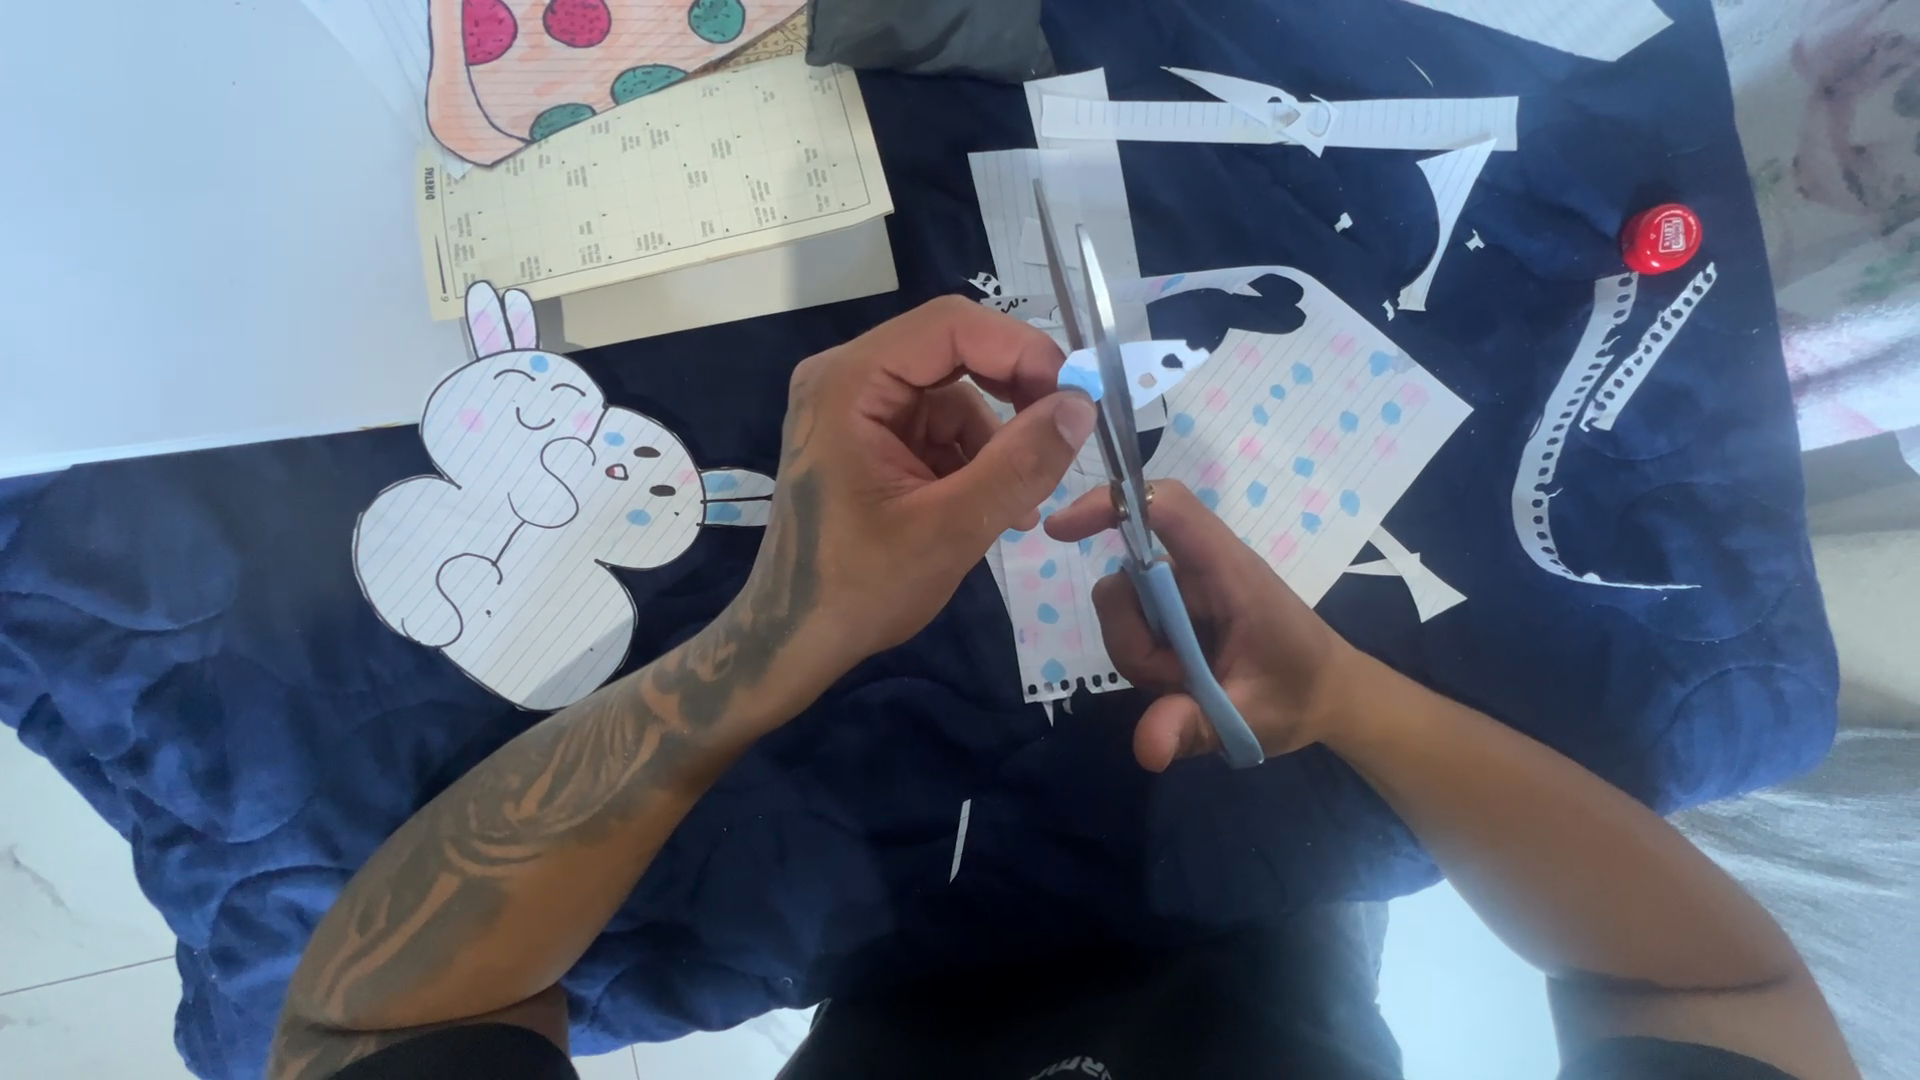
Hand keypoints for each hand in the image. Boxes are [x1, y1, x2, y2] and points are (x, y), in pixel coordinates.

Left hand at [747, 296, 1098, 679]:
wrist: (798, 639)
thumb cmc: (860, 588)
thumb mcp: (950, 528)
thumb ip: (1020, 464)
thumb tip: (1081, 406)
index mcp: (848, 383)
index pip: (950, 326)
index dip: (1021, 349)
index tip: (1074, 395)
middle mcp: (847, 379)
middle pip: (953, 356)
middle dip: (1013, 399)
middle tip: (1059, 442)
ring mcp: (857, 411)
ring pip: (955, 398)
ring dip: (996, 446)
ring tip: (1015, 508)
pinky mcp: (870, 442)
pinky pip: (939, 432)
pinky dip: (974, 464)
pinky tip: (992, 510)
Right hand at [1044, 481, 1355, 770]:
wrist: (1331, 695)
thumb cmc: (1302, 693)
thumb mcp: (1253, 719)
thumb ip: (1197, 726)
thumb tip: (1145, 749)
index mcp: (1228, 572)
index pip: (1168, 510)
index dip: (1112, 503)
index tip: (1063, 530)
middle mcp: (1199, 572)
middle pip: (1126, 580)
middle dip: (1132, 639)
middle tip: (1177, 682)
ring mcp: (1184, 591)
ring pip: (1123, 610)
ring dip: (1141, 657)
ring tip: (1189, 686)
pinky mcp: (1176, 610)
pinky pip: (1135, 626)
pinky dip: (1145, 659)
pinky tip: (1180, 681)